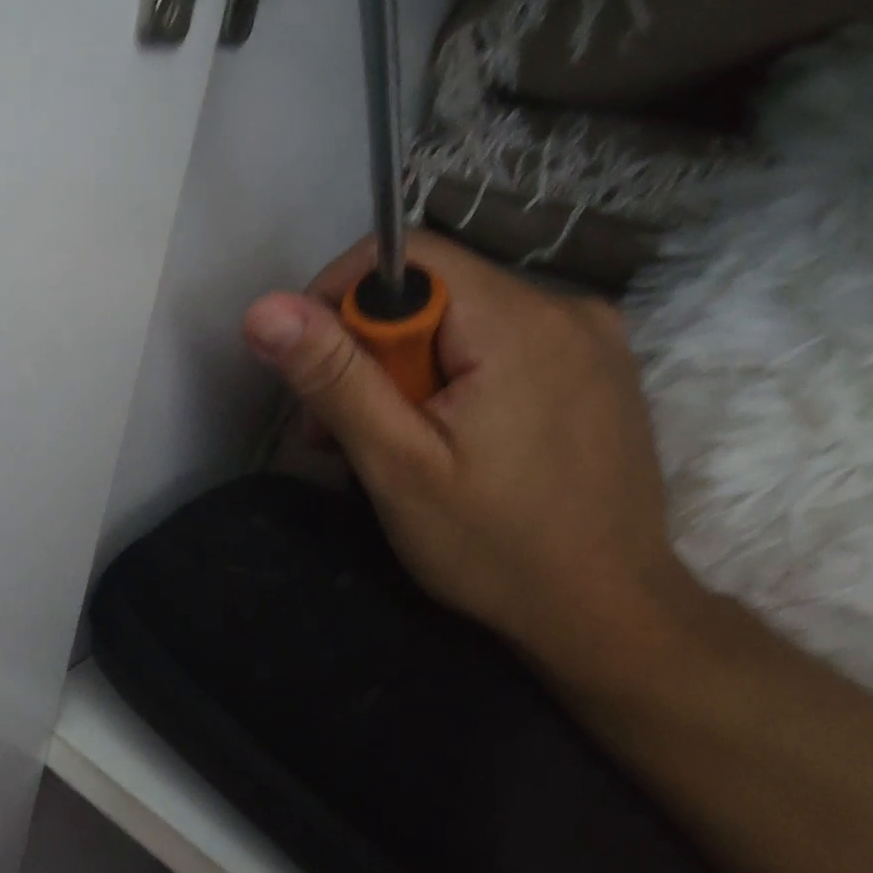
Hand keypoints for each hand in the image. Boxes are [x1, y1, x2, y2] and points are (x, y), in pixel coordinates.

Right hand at [243, 232, 692, 656]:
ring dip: (408, 371)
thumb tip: (263, 308)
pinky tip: (448, 442)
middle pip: (433, 291)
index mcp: (518, 321)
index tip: (315, 373)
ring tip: (391, 447)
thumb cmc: (494, 547)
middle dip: (370, 351)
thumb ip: (333, 377)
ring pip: (463, 321)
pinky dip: (456, 380)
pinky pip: (502, 346)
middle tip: (341, 434)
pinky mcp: (598, 372)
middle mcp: (566, 309)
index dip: (339, 299)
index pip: (404, 256)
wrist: (609, 616)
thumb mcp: (395, 465)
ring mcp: (593, 340)